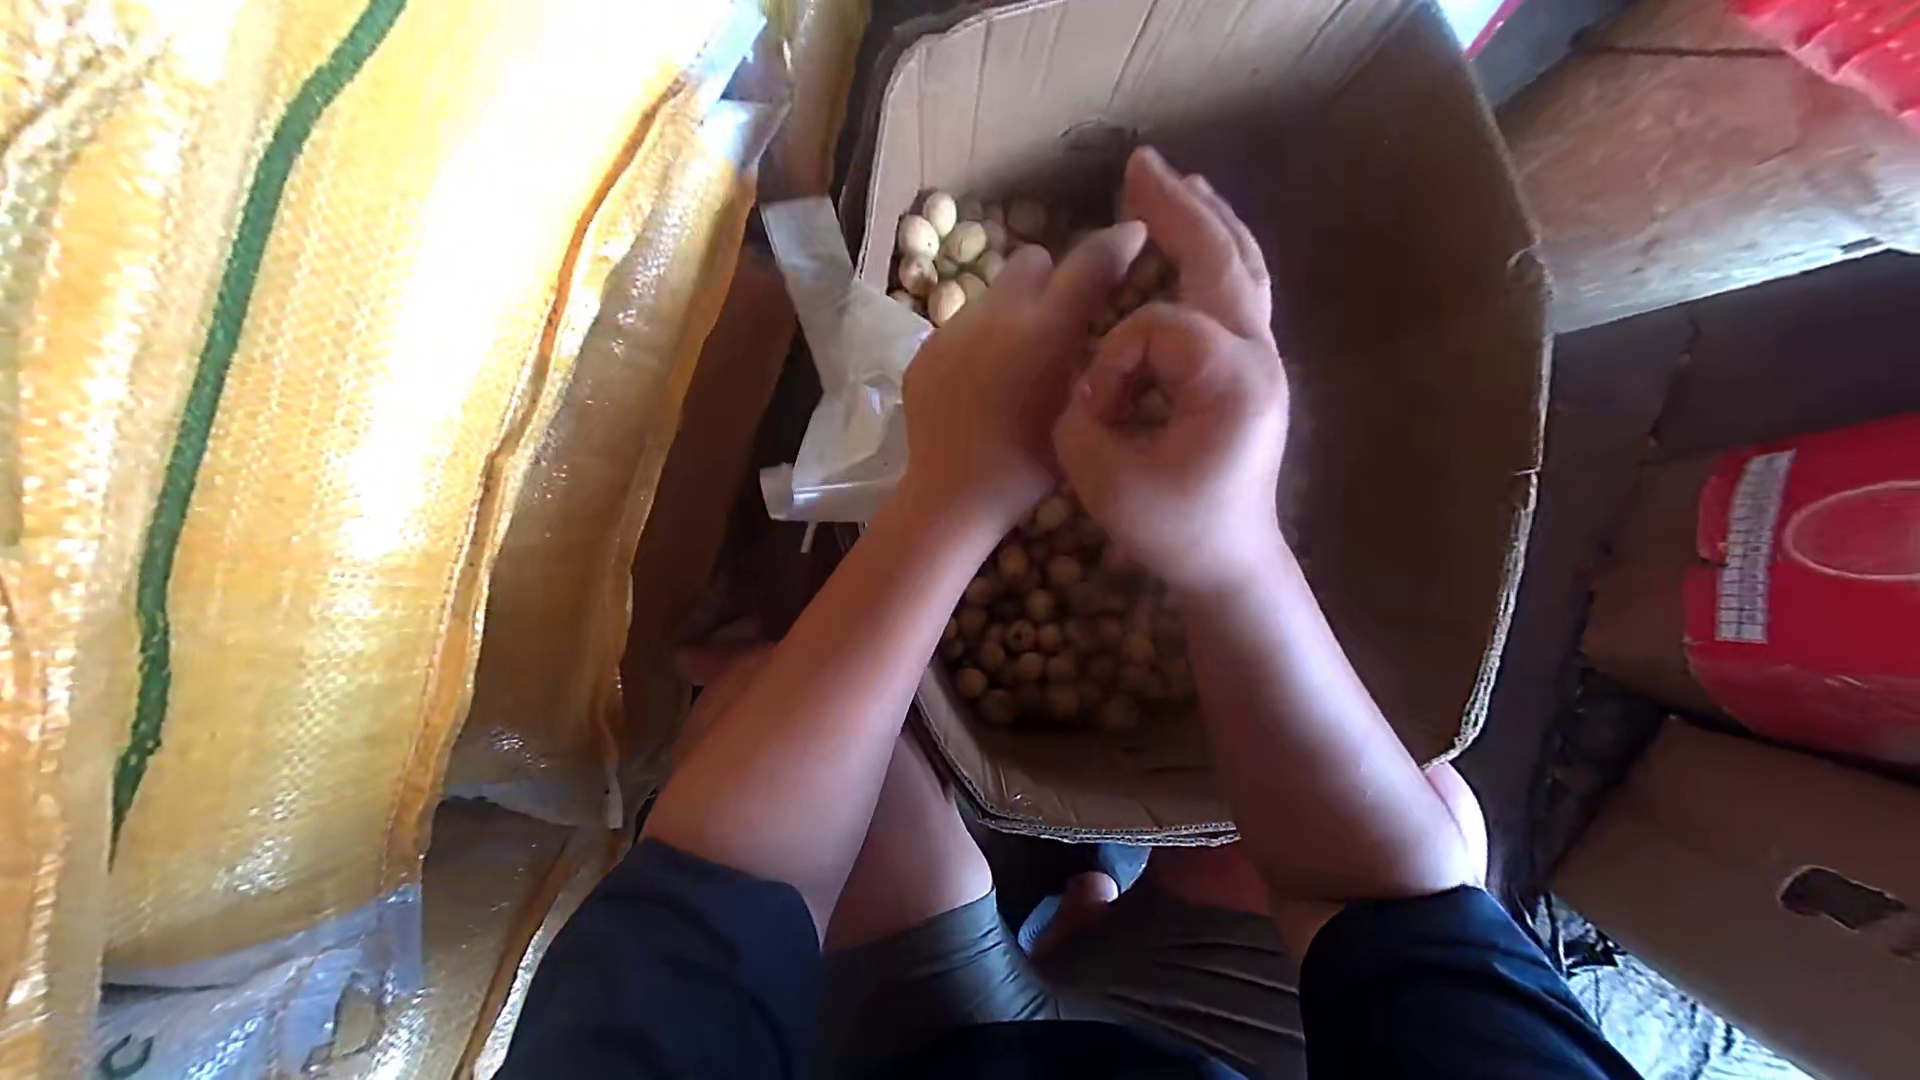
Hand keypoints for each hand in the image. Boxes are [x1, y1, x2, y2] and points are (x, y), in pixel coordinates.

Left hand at [898, 223, 1146, 531]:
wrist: (953, 494)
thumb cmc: (1027, 466)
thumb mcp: (1076, 411)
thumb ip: (1089, 359)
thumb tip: (1093, 326)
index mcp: (1044, 331)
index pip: (1088, 263)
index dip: (1115, 245)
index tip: (1130, 238)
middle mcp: (995, 315)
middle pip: (1030, 260)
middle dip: (1050, 279)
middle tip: (1054, 321)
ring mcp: (952, 330)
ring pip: (990, 295)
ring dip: (1009, 314)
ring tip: (1010, 363)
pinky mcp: (924, 351)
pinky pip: (958, 328)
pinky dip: (975, 344)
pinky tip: (975, 385)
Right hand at [1052, 147, 1287, 595]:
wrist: (1230, 562)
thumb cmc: (1174, 531)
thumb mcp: (1105, 482)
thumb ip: (1078, 419)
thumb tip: (1081, 383)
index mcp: (1231, 381)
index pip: (1158, 328)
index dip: (1111, 361)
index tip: (1095, 414)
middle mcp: (1258, 358)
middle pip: (1223, 260)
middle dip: (1178, 211)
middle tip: (1141, 166)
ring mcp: (1262, 363)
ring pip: (1242, 271)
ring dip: (1205, 225)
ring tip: (1177, 186)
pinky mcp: (1251, 376)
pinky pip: (1236, 301)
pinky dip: (1213, 263)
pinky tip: (1193, 249)